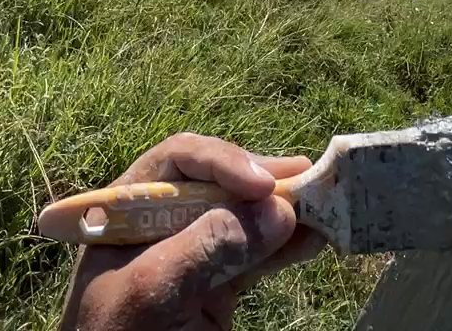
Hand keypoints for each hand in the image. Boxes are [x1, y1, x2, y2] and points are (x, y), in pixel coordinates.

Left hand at [60, 134, 325, 330]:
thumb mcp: (150, 291)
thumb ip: (205, 249)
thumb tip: (276, 210)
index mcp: (128, 205)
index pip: (179, 160)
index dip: (223, 162)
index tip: (262, 184)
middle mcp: (162, 218)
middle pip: (220, 180)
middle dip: (262, 179)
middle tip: (305, 178)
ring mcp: (191, 250)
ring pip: (244, 214)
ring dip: (283, 208)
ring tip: (323, 201)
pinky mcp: (217, 284)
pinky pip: (256, 253)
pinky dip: (286, 246)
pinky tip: (314, 238)